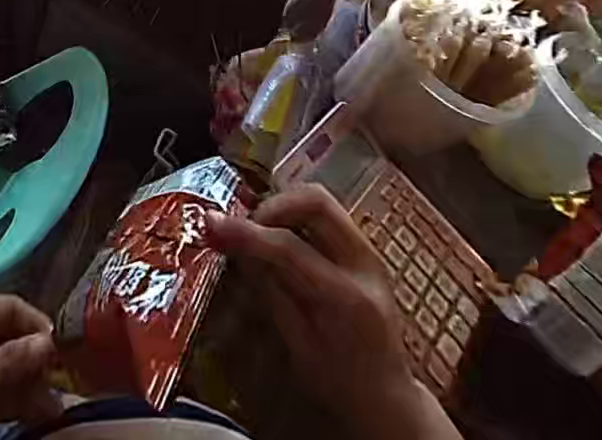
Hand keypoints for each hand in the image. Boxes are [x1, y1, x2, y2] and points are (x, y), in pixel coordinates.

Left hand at [0, 295, 60, 439]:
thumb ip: (11, 359)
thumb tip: (50, 341)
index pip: (13, 309)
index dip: (38, 324)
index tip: (63, 348)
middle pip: (18, 340)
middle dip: (41, 359)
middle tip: (69, 380)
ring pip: (17, 372)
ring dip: (39, 386)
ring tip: (64, 403)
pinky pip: (10, 399)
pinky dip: (28, 406)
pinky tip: (48, 416)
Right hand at [207, 185, 459, 439]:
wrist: (390, 401)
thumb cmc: (340, 384)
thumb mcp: (297, 347)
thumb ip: (269, 291)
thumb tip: (234, 249)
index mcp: (347, 298)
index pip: (288, 247)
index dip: (245, 232)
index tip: (211, 222)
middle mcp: (365, 265)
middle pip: (315, 202)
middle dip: (272, 205)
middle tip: (247, 227)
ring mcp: (370, 252)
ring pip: (320, 200)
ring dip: (283, 206)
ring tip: (260, 232)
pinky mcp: (366, 249)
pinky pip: (325, 214)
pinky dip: (295, 215)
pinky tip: (279, 237)